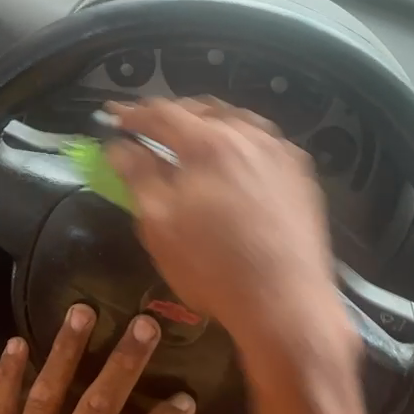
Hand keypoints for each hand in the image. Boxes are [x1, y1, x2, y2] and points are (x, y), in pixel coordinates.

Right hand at [105, 98, 355, 381]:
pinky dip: (238, 141)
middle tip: (146, 128)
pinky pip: (262, 142)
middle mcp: (249, 135)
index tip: (112, 117)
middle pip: (201, 109)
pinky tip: (232, 162)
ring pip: (236, 121)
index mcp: (209, 143)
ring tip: (188, 139)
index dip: (132, 114)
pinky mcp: (301, 174)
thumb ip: (137, 176)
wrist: (285, 304)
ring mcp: (281, 153)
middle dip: (170, 114)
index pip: (162, 113)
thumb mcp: (159, 224)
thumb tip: (119, 146)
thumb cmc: (212, 268)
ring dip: (206, 123)